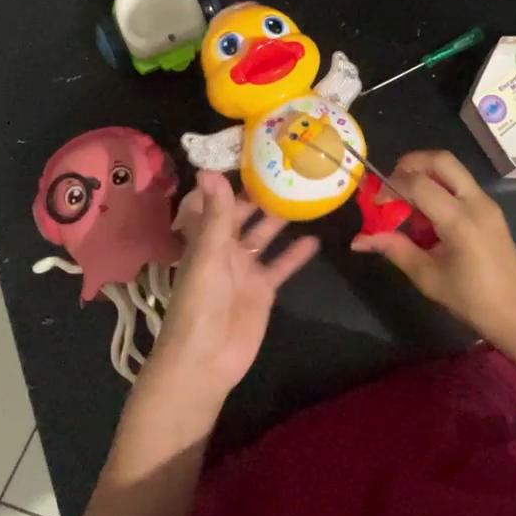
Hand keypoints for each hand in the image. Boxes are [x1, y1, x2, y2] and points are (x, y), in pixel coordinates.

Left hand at [148, 170, 318, 401]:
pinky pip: (281, 265)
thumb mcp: (209, 254)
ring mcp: (245, 269)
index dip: (231, 181)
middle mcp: (225, 249)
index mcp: (206, 239)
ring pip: (265, 237)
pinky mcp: (263, 289)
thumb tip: (209, 170)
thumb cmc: (199, 303)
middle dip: (262, 195)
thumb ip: (217, 214)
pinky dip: (296, 253)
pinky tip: (316, 238)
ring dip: (281, 219)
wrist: (205, 359)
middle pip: (244, 216)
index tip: (252, 155)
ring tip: (305, 196)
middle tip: (288, 169)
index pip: (218, 202)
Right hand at [350, 151, 515, 349]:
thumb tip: (358, 240)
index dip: (392, 186)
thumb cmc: (471, 300)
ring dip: (426, 175)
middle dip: (411, 164)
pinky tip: (428, 218)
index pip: (420, 183)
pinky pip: (461, 185)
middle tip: (391, 184)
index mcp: (460, 220)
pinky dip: (440, 188)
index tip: (376, 202)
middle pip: (441, 160)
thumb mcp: (428, 277)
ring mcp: (487, 203)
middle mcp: (476, 201)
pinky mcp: (491, 209)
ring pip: (453, 169)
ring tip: (408, 204)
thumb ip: (394, 249)